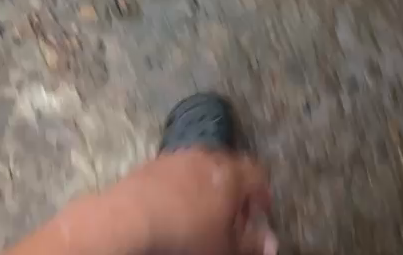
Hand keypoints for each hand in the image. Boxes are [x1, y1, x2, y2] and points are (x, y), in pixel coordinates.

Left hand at [100, 150, 276, 254]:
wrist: (132, 218)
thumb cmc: (188, 237)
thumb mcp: (226, 249)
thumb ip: (251, 244)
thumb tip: (270, 243)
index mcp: (231, 174)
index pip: (257, 174)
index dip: (262, 193)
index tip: (261, 212)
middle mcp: (207, 156)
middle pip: (230, 167)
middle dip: (234, 190)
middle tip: (233, 216)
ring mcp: (179, 155)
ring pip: (202, 167)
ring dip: (208, 186)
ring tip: (203, 213)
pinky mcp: (155, 162)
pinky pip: (178, 172)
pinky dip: (183, 186)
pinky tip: (176, 207)